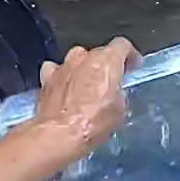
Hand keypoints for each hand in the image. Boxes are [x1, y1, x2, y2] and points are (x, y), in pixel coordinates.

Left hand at [24, 38, 138, 163]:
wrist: (60, 134)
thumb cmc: (93, 123)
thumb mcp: (120, 110)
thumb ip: (119, 93)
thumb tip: (114, 93)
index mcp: (108, 61)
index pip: (122, 45)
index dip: (129, 55)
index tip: (132, 65)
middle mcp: (84, 58)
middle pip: (99, 52)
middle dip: (106, 65)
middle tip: (111, 82)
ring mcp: (63, 67)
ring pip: (77, 58)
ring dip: (84, 69)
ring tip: (87, 85)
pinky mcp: (47, 79)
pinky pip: (55, 70)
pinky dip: (61, 76)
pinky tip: (64, 87)